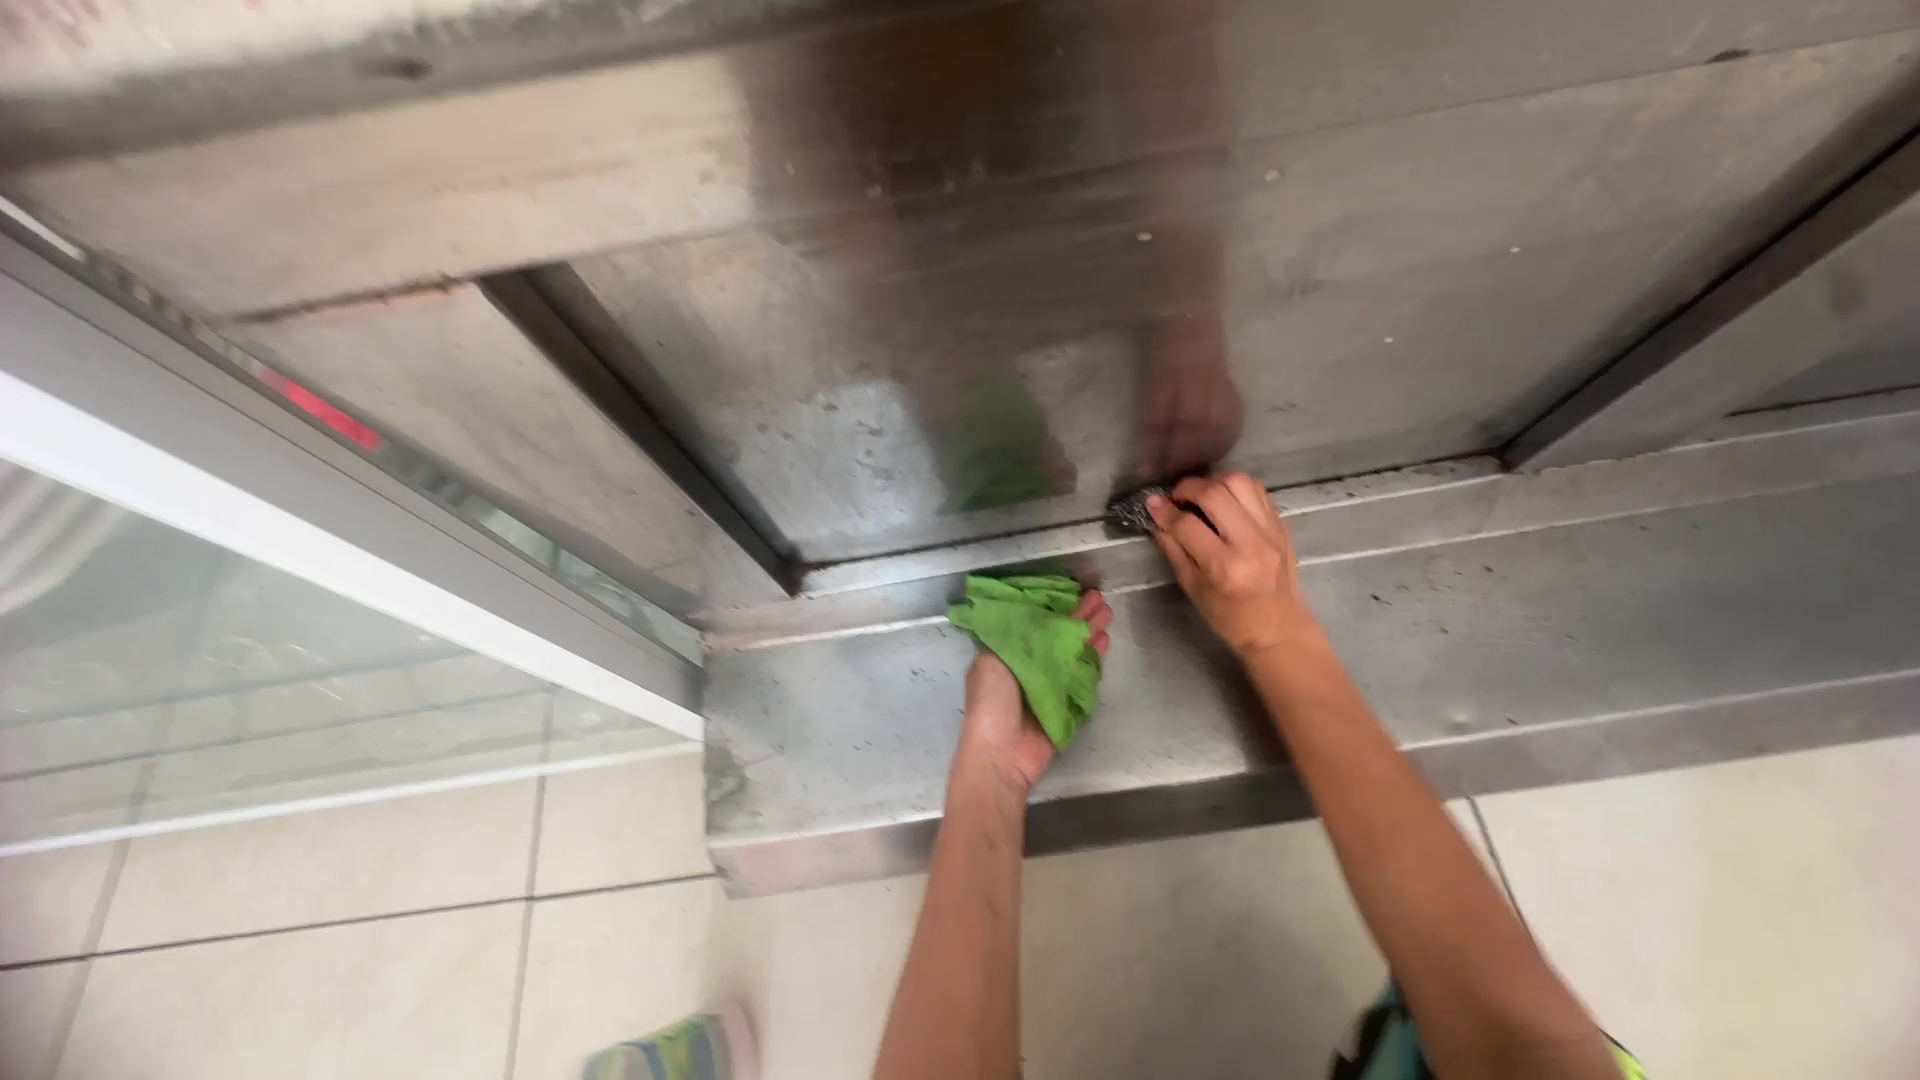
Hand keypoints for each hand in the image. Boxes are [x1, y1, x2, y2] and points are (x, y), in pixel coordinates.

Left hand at [956, 590, 1112, 792]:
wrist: (1001, 753)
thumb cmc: (991, 703)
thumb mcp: (993, 660)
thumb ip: (1017, 638)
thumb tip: (1036, 619)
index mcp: (1005, 655)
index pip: (1033, 624)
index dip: (1052, 607)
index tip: (1070, 591)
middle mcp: (1027, 667)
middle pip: (1056, 636)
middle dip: (1077, 616)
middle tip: (1098, 598)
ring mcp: (1047, 685)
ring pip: (1072, 652)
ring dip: (1088, 632)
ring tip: (1106, 613)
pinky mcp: (1065, 703)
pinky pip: (1082, 675)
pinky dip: (1093, 657)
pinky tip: (1104, 640)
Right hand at [1148, 473, 1316, 658]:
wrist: (1278, 628)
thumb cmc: (1230, 617)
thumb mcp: (1193, 588)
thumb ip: (1174, 550)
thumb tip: (1157, 518)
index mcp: (1224, 567)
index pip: (1187, 525)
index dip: (1164, 511)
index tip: (1152, 504)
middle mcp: (1250, 543)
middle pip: (1215, 494)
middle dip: (1188, 488)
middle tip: (1176, 497)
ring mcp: (1270, 531)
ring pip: (1239, 483)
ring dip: (1214, 482)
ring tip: (1201, 495)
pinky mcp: (1281, 525)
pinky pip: (1257, 491)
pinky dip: (1236, 489)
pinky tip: (1225, 501)